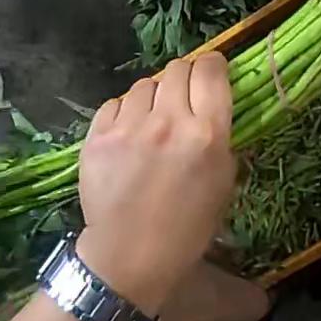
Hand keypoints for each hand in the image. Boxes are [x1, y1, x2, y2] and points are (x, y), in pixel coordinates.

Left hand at [76, 54, 236, 315]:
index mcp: (207, 134)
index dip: (213, 65)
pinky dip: (124, 112)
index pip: (211, 70)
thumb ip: (221, 138)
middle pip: (177, 69)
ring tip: (151, 121)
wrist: (130, 255)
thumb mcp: (222, 183)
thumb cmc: (187, 227)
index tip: (211, 72)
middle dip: (183, 78)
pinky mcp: (98, 136)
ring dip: (152, 97)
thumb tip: (213, 106)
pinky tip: (127, 134)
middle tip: (181, 99)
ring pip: (144, 84)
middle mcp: (169, 121)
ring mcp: (129, 127)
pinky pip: (114, 103)